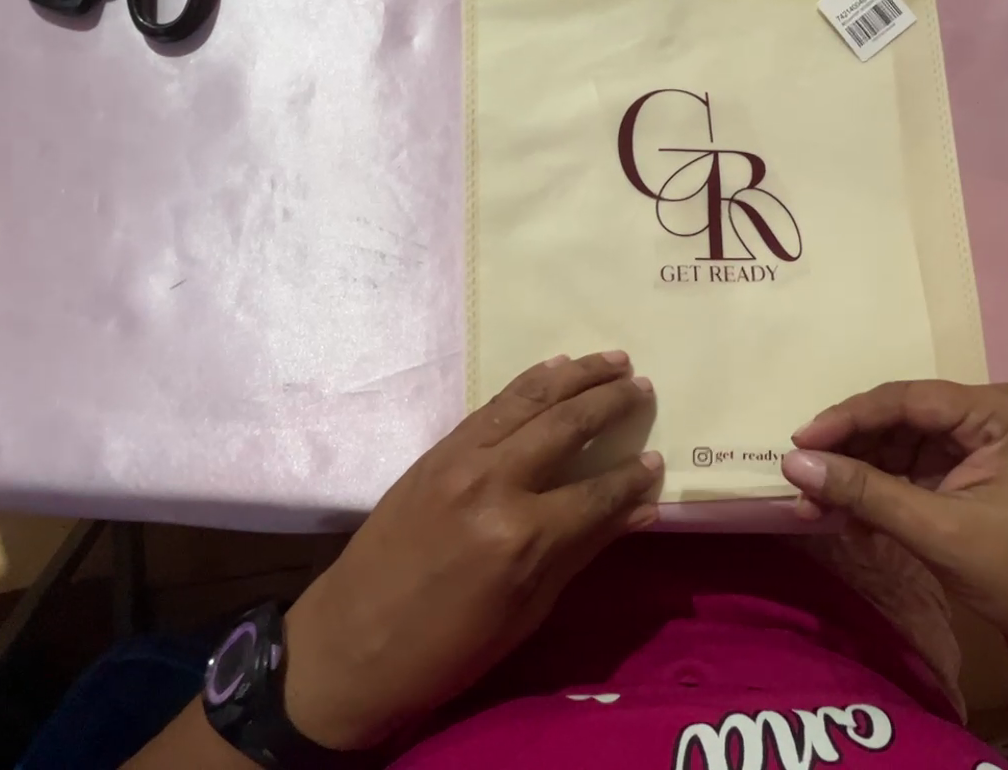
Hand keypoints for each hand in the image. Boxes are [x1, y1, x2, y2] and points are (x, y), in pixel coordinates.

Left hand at [280, 351, 662, 750]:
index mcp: (523, 536)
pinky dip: (529, 382)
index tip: (657, 461)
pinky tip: (555, 369)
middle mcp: (496, 482)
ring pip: (531, 399)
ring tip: (613, 359)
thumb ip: (585, 548)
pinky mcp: (438, 449)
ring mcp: (462, 458)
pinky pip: (494, 404)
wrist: (350, 643)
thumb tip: (641, 508)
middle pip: (568, 427)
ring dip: (576, 375)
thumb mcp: (528, 611)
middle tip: (644, 388)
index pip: (598, 492)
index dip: (633, 478)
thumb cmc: (449, 647)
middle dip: (612, 404)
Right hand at [783, 381, 1007, 661]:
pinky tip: (847, 522)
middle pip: (893, 422)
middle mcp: (981, 417)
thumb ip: (866, 493)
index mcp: (995, 412)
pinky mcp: (957, 474)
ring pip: (891, 447)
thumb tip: (793, 462)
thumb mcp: (939, 532)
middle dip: (846, 455)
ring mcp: (969, 446)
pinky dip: (873, 496)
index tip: (797, 442)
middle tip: (800, 482)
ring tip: (813, 509)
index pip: (905, 400)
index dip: (847, 419)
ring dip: (853, 479)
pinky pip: (901, 473)